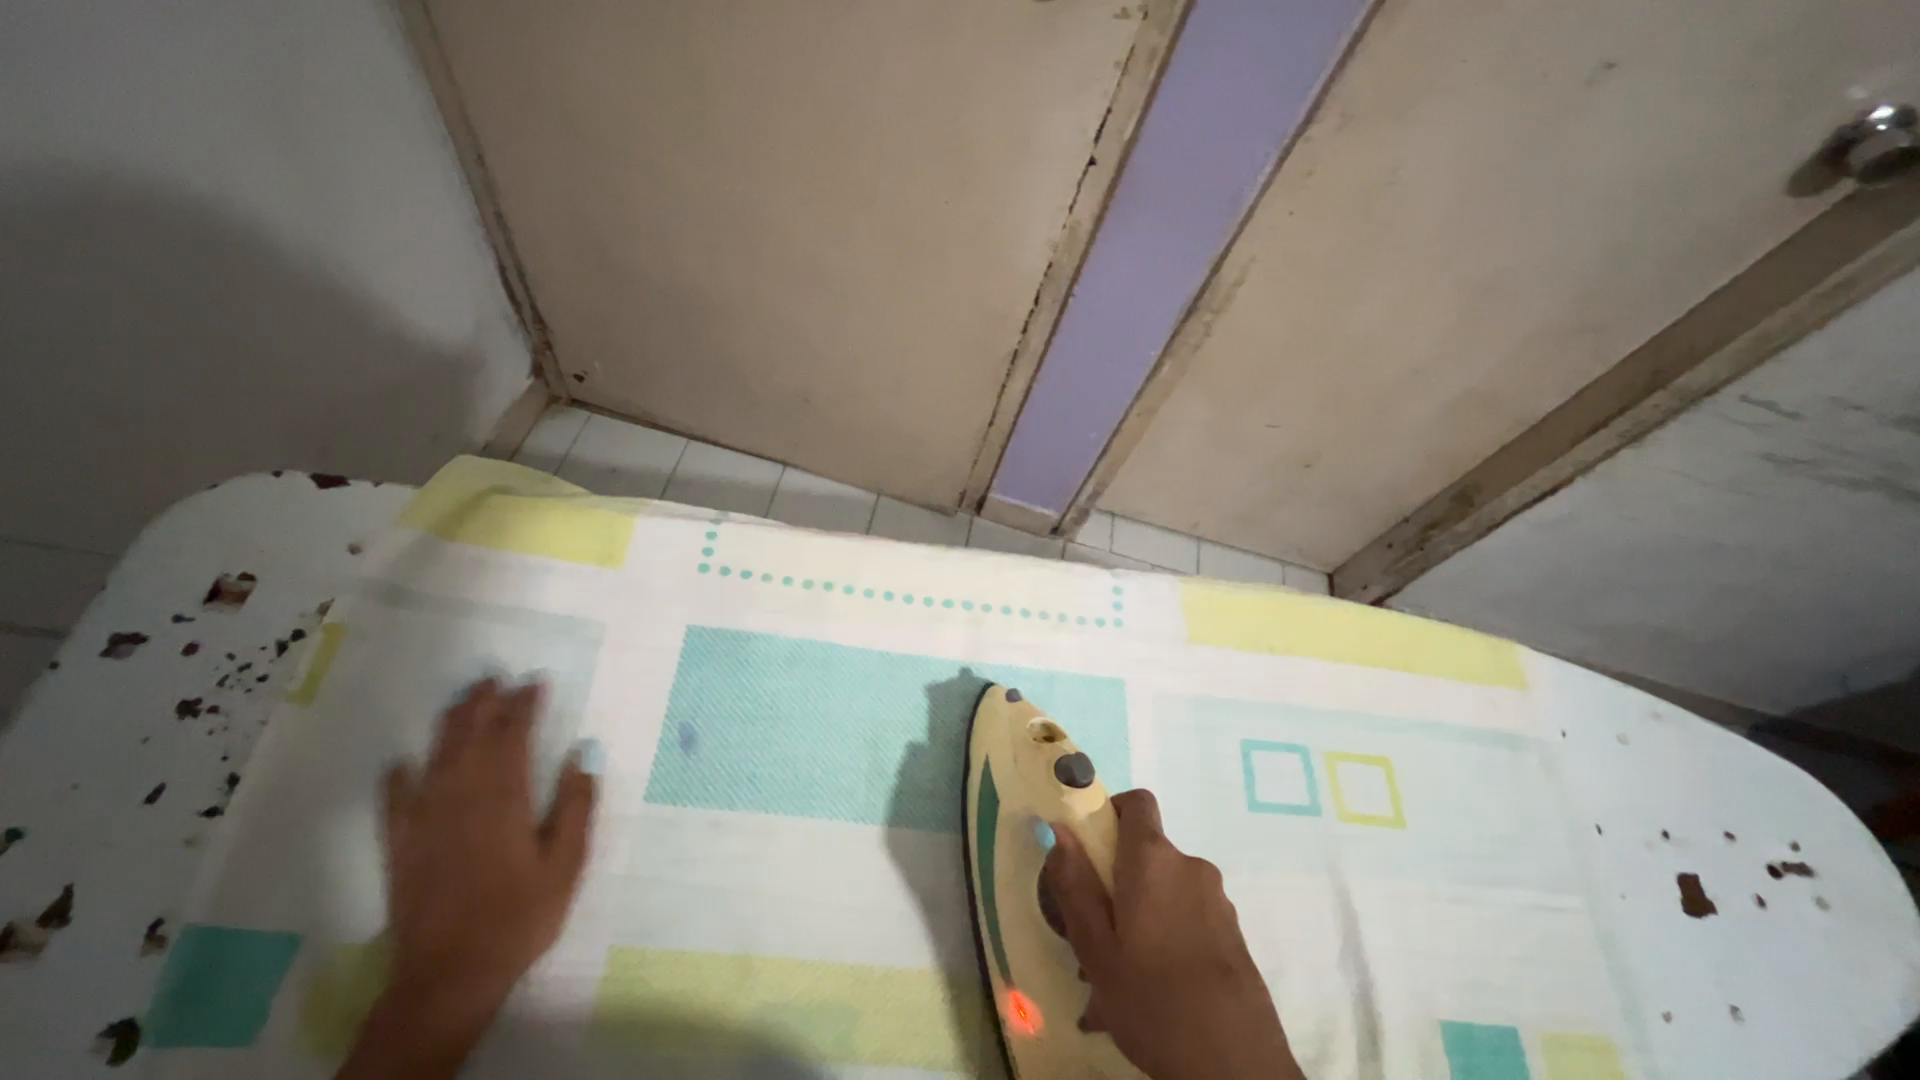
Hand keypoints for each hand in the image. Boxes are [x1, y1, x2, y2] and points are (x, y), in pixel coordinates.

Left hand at [337, 678, 598, 1079]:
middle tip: (494, 678)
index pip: (513, 736)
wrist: (450, 972)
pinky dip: (399, 775)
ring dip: (449, 724)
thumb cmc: (521, 916)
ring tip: (462, 700)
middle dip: (483, 703)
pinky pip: (394, 798)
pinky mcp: (400, 844)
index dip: (523, 705)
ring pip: (435, 756)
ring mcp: (424, 819)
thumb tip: (582, 753)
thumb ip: (575, 805)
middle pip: (469, 736)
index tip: (534, 682)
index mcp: (504, 797)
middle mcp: (460, 796)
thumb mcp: (566, 863)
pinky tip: (401, 761)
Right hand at [1044, 789, 1303, 1079]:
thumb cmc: (1151, 999)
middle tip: (1091, 937)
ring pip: (1164, 892)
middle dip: (1115, 883)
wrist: (1235, 1066)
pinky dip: (1164, 940)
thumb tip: (1060, 830)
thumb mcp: (1094, 947)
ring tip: (1116, 979)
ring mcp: (1217, 902)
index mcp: (1153, 860)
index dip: (1110, 813)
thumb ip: (1074, 884)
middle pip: (1146, 854)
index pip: (1137, 803)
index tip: (1088, 852)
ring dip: (1138, 918)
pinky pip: (1186, 920)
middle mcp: (1190, 867)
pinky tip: (1147, 992)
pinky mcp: (1232, 934)